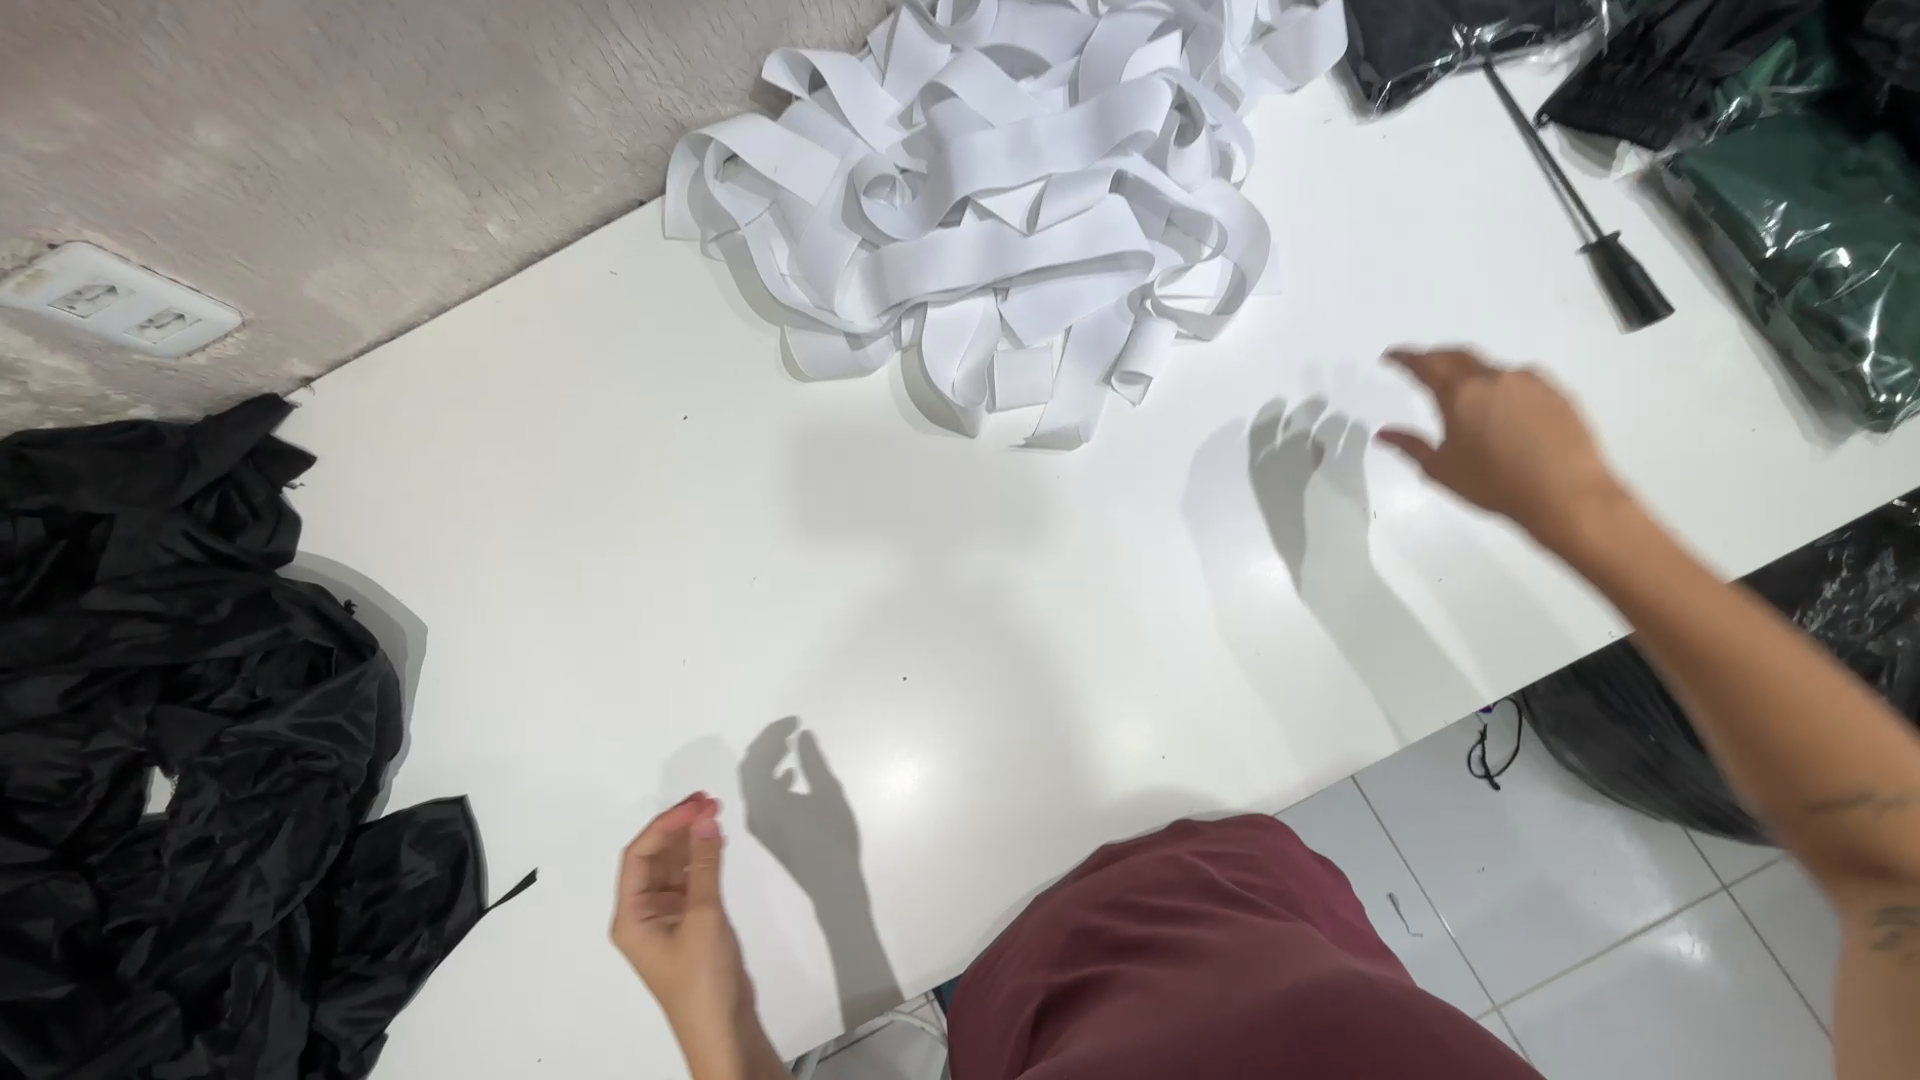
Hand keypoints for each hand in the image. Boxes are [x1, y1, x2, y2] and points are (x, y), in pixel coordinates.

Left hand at [612, 794, 763, 1078]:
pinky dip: (704, 859)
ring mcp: (668, 918)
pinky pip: (692, 881)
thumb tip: (707, 819)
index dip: (665, 824)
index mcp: (631, 915)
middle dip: (680, 827)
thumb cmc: (702, 977)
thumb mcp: (704, 916)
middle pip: (655, 857)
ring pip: (675, 867)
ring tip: (716, 812)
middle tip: (710, 800)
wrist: (723, 1028)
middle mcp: (644, 913)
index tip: (697, 805)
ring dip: (693, 840)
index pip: (639, 855)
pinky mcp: (691, 924)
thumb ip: (706, 865)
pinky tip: (718, 842)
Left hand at [740, 718, 860, 902]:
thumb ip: (812, 763)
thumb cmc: (833, 839)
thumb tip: (801, 737)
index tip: (794, 722)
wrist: (832, 887)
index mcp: (765, 800)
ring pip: (751, 784)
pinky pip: (758, 798)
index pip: (757, 757)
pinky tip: (789, 776)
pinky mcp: (766, 832)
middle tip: (789, 730)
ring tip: (788, 747)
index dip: (772, 734)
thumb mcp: (828, 795)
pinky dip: (770, 780)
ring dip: (766, 762)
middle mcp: (754, 811)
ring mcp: (758, 824)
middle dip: (766, 745)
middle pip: (748, 769)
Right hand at [1376, 348, 1629, 545]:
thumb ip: (1410, 446)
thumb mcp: (1440, 469)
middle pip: (1458, 356)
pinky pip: (1520, 381)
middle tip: (1420, 365)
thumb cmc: (1493, 484)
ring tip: (1463, 391)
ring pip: (1491, 368)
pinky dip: (1500, 387)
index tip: (1391, 356)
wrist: (1566, 494)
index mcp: (1460, 394)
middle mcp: (1494, 378)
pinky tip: (1500, 408)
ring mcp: (1530, 383)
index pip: (1425, 365)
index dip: (1404, 358)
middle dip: (1435, 357)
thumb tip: (1383, 433)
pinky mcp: (1557, 393)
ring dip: (1470, 373)